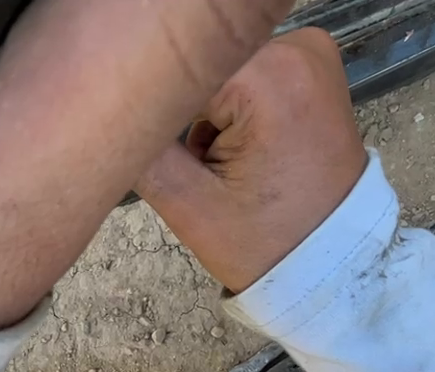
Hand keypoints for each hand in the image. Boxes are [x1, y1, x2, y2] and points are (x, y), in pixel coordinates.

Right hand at [138, 28, 366, 294]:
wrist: (327, 261)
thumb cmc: (263, 242)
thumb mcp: (187, 205)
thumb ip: (143, 153)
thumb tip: (107, 116)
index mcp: (269, 73)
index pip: (179, 72)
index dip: (159, 113)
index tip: (164, 152)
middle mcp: (297, 47)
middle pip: (202, 70)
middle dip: (189, 117)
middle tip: (204, 170)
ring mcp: (311, 54)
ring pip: (221, 74)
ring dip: (210, 117)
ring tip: (228, 166)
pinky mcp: (312, 70)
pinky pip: (248, 78)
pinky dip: (236, 112)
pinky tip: (246, 152)